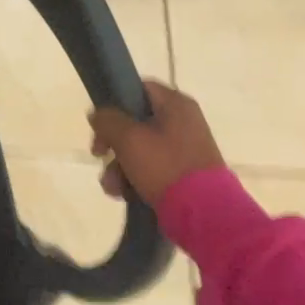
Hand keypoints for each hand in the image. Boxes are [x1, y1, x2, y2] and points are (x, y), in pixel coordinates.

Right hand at [88, 81, 224, 207]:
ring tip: (113, 187)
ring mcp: (185, 149)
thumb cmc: (165, 166)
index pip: (138, 88)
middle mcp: (183, 122)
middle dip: (113, 143)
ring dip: (119, 166)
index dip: (114, 102)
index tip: (100, 123)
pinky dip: (135, 179)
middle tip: (99, 155)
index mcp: (176, 105)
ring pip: (140, 148)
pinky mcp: (185, 174)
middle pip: (135, 122)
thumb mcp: (128, 138)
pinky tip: (125, 194)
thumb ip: (107, 120)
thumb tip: (97, 115)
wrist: (206, 215)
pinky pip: (152, 168)